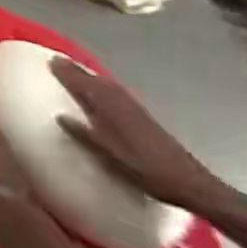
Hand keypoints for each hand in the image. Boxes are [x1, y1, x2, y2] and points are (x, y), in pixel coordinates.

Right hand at [51, 57, 231, 212]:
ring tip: (77, 70)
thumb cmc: (147, 173)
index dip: (69, 75)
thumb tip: (60, 116)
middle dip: (80, 72)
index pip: (87, 89)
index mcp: (115, 116)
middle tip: (59, 61)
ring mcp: (140, 115)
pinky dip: (109, 88)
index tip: (52, 60)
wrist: (194, 187)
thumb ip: (85, 136)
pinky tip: (106, 92)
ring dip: (94, 77)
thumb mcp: (110, 157)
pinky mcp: (148, 123)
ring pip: (113, 89)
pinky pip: (122, 97)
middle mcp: (128, 110)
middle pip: (101, 85)